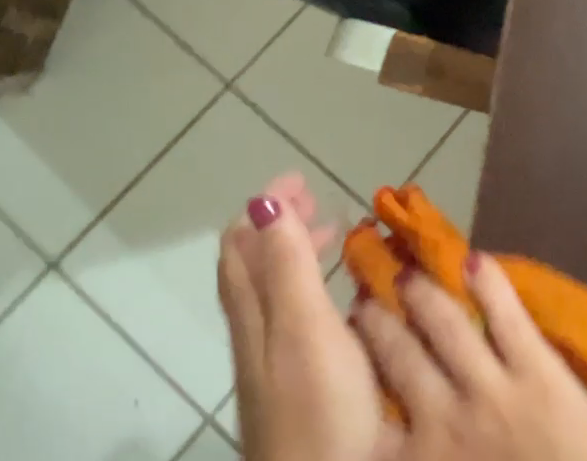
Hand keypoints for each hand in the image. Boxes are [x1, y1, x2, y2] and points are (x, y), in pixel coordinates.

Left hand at [218, 173, 391, 460]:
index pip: (241, 247)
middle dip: (278, 224)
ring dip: (295, 253)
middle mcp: (256, 335)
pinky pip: (295, 316)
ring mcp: (274, 363)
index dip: (264, 207)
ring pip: (274, 292)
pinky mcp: (296, 385)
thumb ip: (286, 267)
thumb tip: (262, 199)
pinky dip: (312, 287)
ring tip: (334, 234)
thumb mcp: (305, 329)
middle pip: (252, 267)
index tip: (300, 177)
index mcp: (255, 316)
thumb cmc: (318, 409)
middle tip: (317, 197)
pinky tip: (345, 300)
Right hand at [352, 253, 586, 460]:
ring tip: (407, 272)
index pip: (370, 413)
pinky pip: (507, 317)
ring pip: (446, 327)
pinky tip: (474, 259)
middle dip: (378, 322)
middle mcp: (442, 419)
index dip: (353, 372)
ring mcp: (490, 390)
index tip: (341, 344)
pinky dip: (489, 285)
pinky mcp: (537, 369)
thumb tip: (393, 435)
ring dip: (424, 294)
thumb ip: (418, 456)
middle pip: (399, 356)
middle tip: (364, 295)